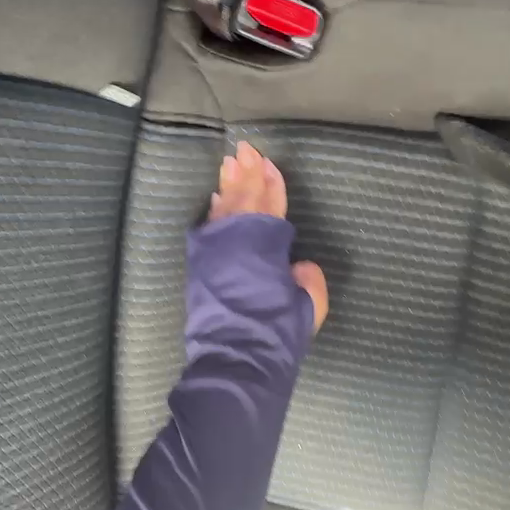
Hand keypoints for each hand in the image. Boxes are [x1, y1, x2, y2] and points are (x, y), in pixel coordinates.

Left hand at [208, 141, 328, 333]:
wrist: (236, 361)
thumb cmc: (276, 335)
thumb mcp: (309, 308)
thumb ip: (309, 279)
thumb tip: (297, 264)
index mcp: (267, 248)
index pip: (271, 207)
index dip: (272, 184)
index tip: (269, 162)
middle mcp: (238, 243)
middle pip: (243, 200)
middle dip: (247, 174)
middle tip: (246, 149)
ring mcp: (214, 254)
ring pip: (223, 210)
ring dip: (228, 185)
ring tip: (230, 163)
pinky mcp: (199, 268)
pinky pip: (208, 228)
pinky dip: (214, 211)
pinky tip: (215, 199)